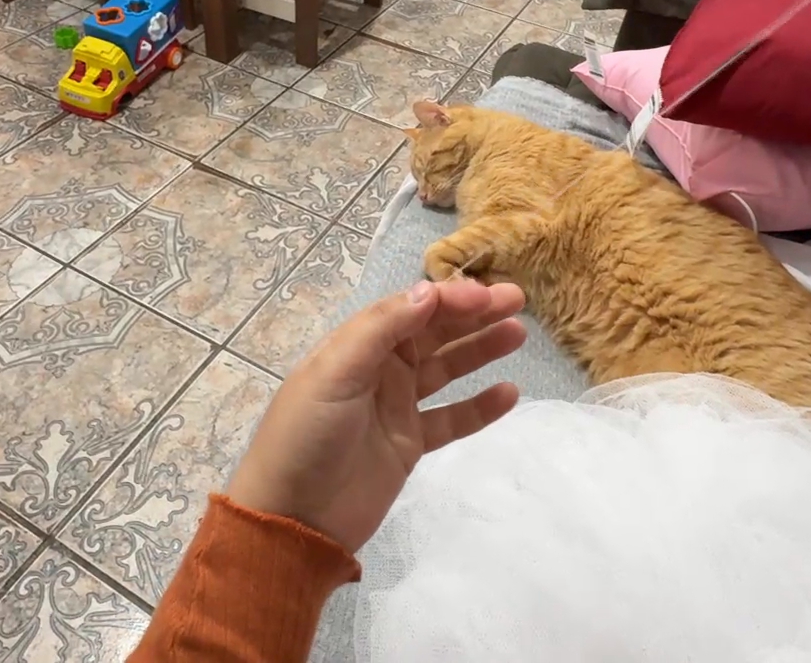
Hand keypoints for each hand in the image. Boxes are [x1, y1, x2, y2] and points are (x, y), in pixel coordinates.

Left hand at [226, 279, 526, 553]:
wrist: (292, 519)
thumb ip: (381, 329)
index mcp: (360, 343)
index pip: (412, 308)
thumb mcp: (336, 371)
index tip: (486, 295)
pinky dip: (478, 407)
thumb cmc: (307, 434)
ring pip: (447, 368)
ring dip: (480, 349)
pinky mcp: (410, 443)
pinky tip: (508, 393)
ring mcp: (397, 405)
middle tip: (517, 299)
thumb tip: (429, 290)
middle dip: (474, 313)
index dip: (449, 297)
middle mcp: (381, 367)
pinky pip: (451, 419)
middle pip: (435, 332)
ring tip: (518, 333)